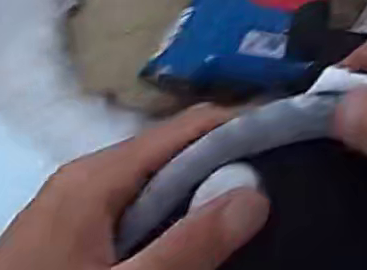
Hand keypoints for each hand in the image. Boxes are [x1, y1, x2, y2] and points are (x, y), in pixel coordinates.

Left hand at [0, 105, 268, 269]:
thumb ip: (189, 243)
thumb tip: (262, 192)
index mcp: (97, 174)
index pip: (198, 122)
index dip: (252, 127)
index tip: (299, 145)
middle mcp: (88, 179)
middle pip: (185, 150)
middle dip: (234, 164)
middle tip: (282, 186)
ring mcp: (75, 213)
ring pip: (167, 183)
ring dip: (208, 196)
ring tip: (250, 215)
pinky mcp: (68, 244)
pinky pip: (143, 211)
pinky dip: (178, 220)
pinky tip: (196, 244)